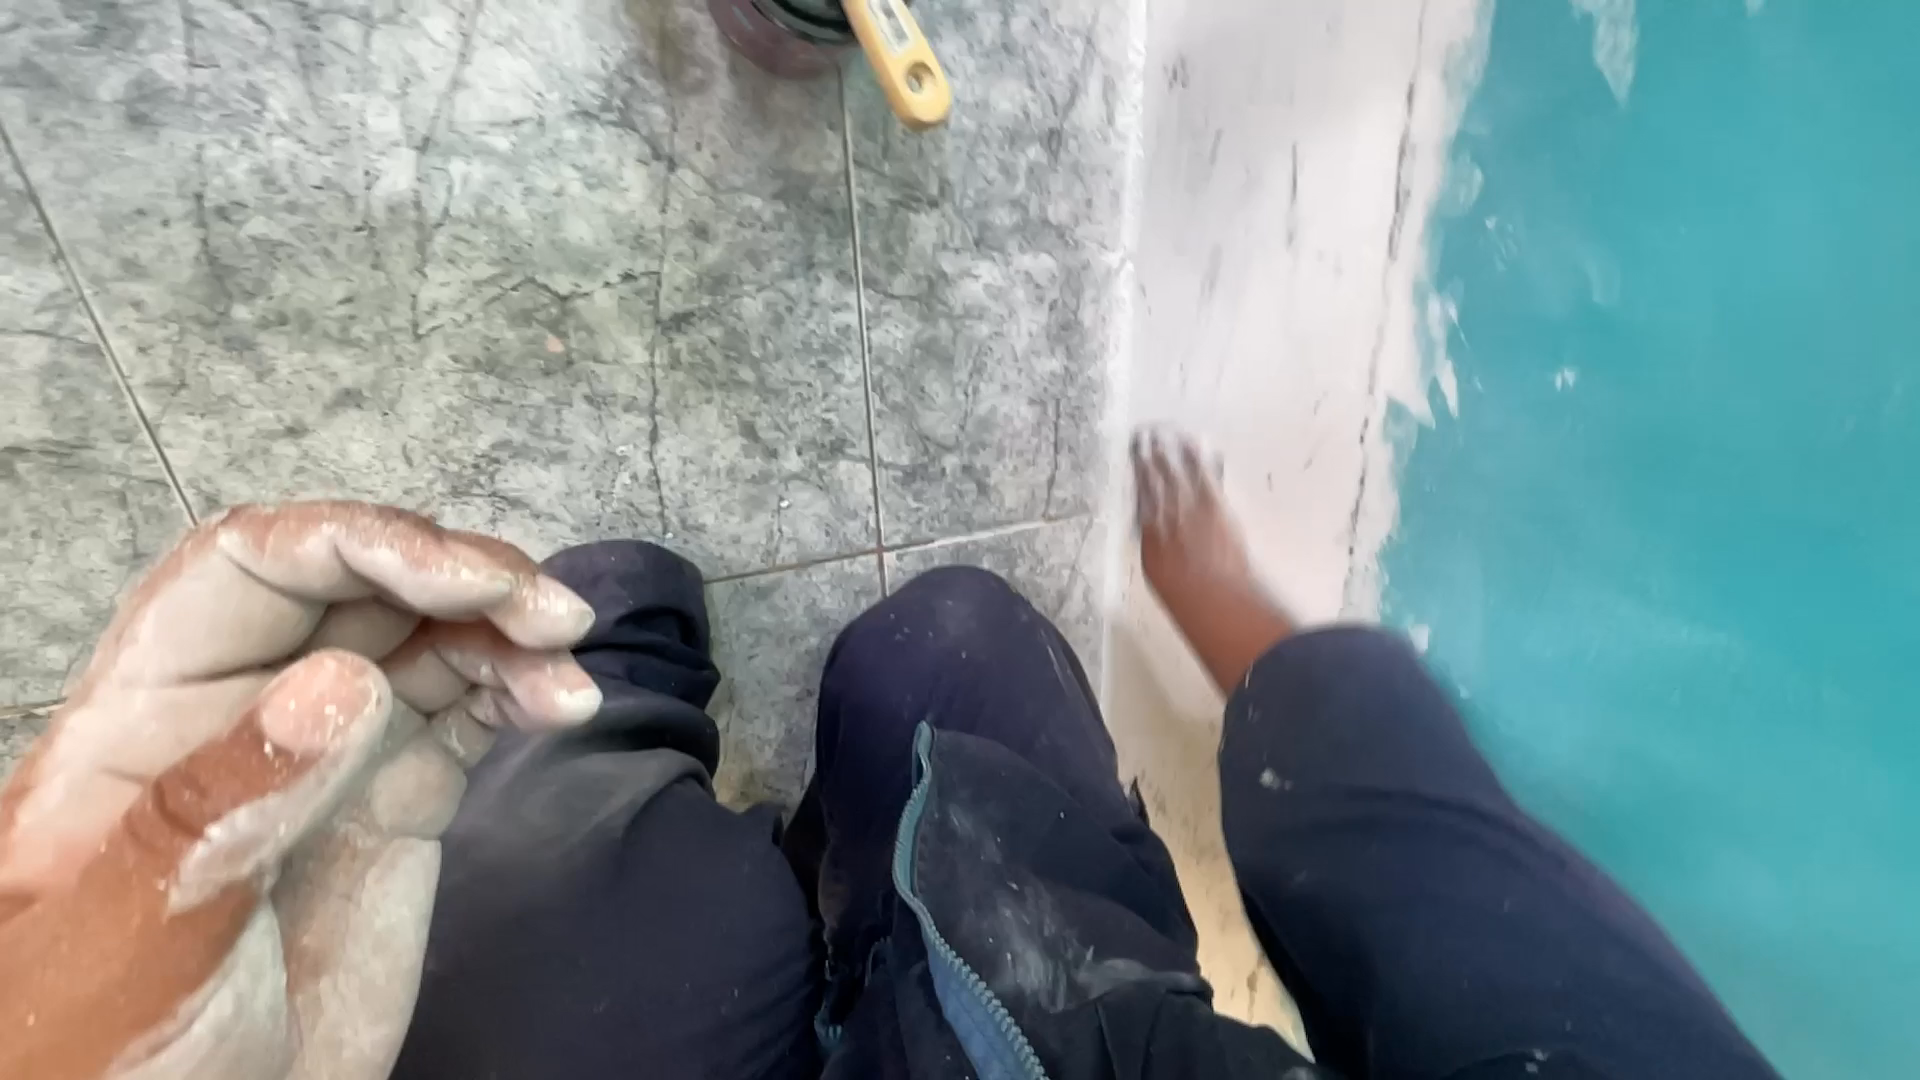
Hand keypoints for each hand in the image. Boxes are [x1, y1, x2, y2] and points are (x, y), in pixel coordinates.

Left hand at [0, 502, 602, 1078]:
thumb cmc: (105, 1077)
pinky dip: (530, 688)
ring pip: (441, 639)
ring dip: (518, 635)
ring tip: (570, 673)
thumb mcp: (129, 961)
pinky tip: (566, 707)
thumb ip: (220, 816)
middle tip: (555, 614)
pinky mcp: (409, 788)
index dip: (365, 544)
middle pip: (370, 588)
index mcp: (154, 719)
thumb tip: (346, 681)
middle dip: (470, 579)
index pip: (254, 569)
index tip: (469, 581)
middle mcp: (259, 709)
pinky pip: (478, 705)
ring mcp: (345, 749)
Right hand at [1132, 429, 1291, 689]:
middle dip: (1148, 460)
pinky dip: (1197, 459)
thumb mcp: (1169, 586)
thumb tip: (1168, 556)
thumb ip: (1166, 562)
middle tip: (1143, 435)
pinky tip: (1196, 443)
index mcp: (1151, 547)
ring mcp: (1187, 512)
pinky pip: (1201, 477)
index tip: (1134, 464)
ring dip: (1166, 453)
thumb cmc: (1195, 605)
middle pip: (1153, 486)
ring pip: (1173, 477)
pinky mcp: (1212, 507)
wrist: (1212, 602)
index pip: (1141, 507)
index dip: (1137, 483)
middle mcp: (1164, 524)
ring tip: (1163, 432)